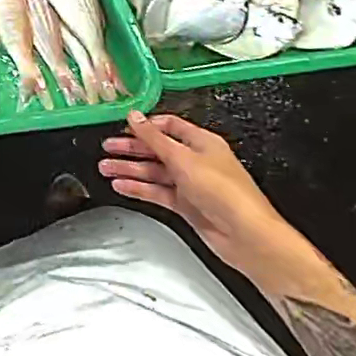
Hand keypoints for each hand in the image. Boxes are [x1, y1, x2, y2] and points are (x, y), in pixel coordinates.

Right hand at [99, 112, 309, 281]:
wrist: (249, 239)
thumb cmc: (225, 193)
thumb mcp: (182, 158)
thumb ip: (153, 137)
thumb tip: (134, 116)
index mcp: (202, 143)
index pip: (168, 126)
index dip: (145, 125)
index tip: (122, 125)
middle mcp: (196, 161)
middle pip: (157, 149)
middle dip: (131, 148)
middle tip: (108, 147)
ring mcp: (192, 184)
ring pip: (154, 171)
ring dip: (130, 169)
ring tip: (105, 167)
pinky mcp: (188, 205)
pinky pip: (158, 192)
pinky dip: (139, 188)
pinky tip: (122, 186)